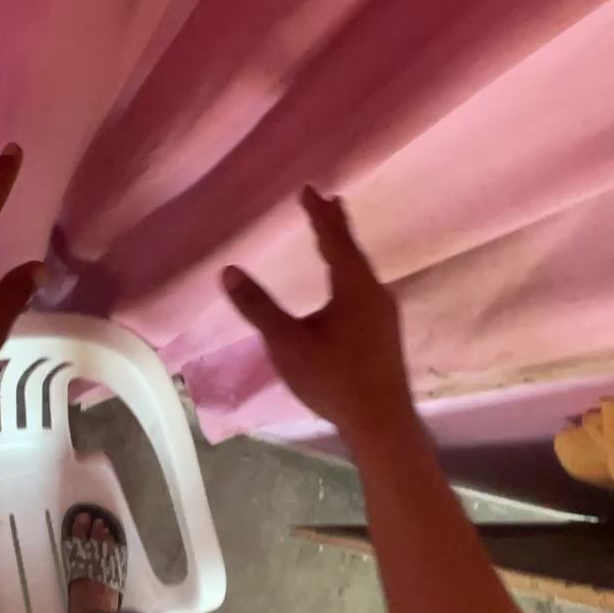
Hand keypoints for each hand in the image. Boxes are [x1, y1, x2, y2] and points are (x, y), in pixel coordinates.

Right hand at [221, 187, 410, 432]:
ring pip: (360, 273)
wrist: (382, 423)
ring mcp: (384, 316)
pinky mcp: (385, 335)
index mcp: (354, 288)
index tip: (310, 189)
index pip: (335, 240)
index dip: (320, 214)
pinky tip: (343, 290)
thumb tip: (229, 271)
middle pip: (352, 253)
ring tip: (330, 241)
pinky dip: (348, 275)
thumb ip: (258, 307)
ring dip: (343, 252)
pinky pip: (363, 291)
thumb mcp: (287, 343)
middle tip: (325, 203)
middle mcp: (375, 294)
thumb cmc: (333, 379)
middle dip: (335, 228)